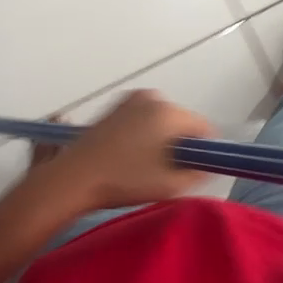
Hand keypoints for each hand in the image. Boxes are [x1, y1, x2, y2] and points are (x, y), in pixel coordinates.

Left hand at [36, 90, 213, 210]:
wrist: (74, 177)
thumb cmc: (124, 180)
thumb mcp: (170, 185)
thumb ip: (198, 173)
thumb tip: (208, 165)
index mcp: (169, 112)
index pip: (204, 128)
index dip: (204, 151)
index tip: (193, 171)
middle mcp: (152, 97)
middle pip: (182, 122)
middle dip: (181, 144)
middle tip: (167, 172)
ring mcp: (130, 100)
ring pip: (162, 121)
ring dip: (162, 140)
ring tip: (146, 167)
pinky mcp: (114, 108)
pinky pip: (143, 119)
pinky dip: (145, 135)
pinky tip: (131, 157)